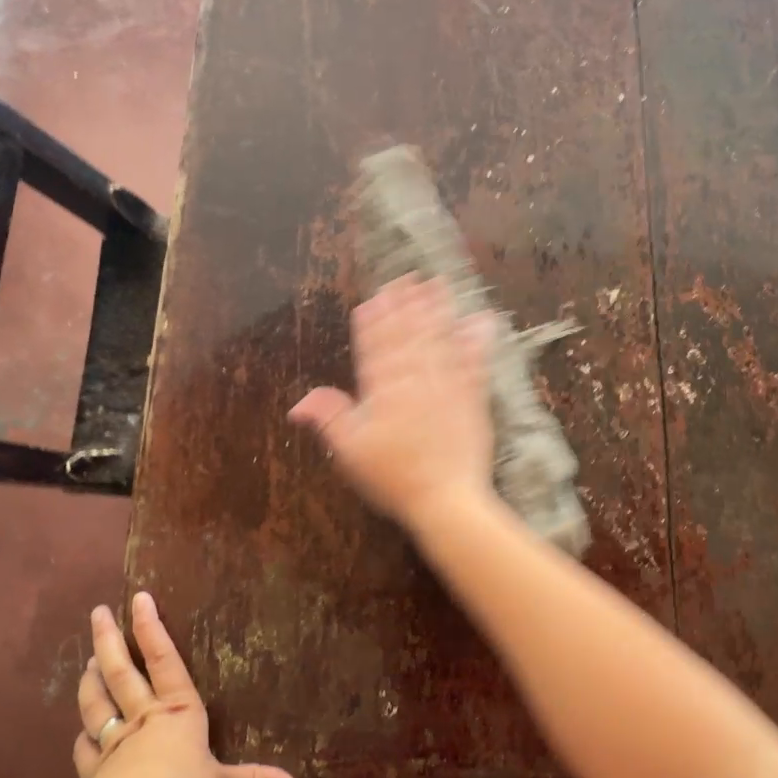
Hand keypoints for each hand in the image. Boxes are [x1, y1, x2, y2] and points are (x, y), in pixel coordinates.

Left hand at [54, 593, 294, 777]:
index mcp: (177, 712)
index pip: (163, 659)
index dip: (151, 627)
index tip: (139, 597)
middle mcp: (143, 719)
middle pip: (122, 673)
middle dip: (110, 641)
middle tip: (98, 612)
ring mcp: (115, 746)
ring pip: (99, 704)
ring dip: (92, 682)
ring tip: (87, 661)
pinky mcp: (95, 775)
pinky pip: (86, 751)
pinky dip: (82, 740)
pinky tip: (79, 735)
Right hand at [288, 275, 495, 527]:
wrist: (445, 499)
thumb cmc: (394, 477)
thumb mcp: (351, 451)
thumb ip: (329, 419)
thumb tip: (297, 402)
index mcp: (383, 391)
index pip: (375, 348)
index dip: (375, 322)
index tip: (375, 298)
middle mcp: (415, 381)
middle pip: (408, 336)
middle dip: (406, 305)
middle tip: (407, 278)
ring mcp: (446, 386)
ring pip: (439, 340)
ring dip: (437, 311)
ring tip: (436, 285)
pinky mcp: (473, 397)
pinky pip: (475, 363)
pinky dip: (477, 340)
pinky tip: (480, 320)